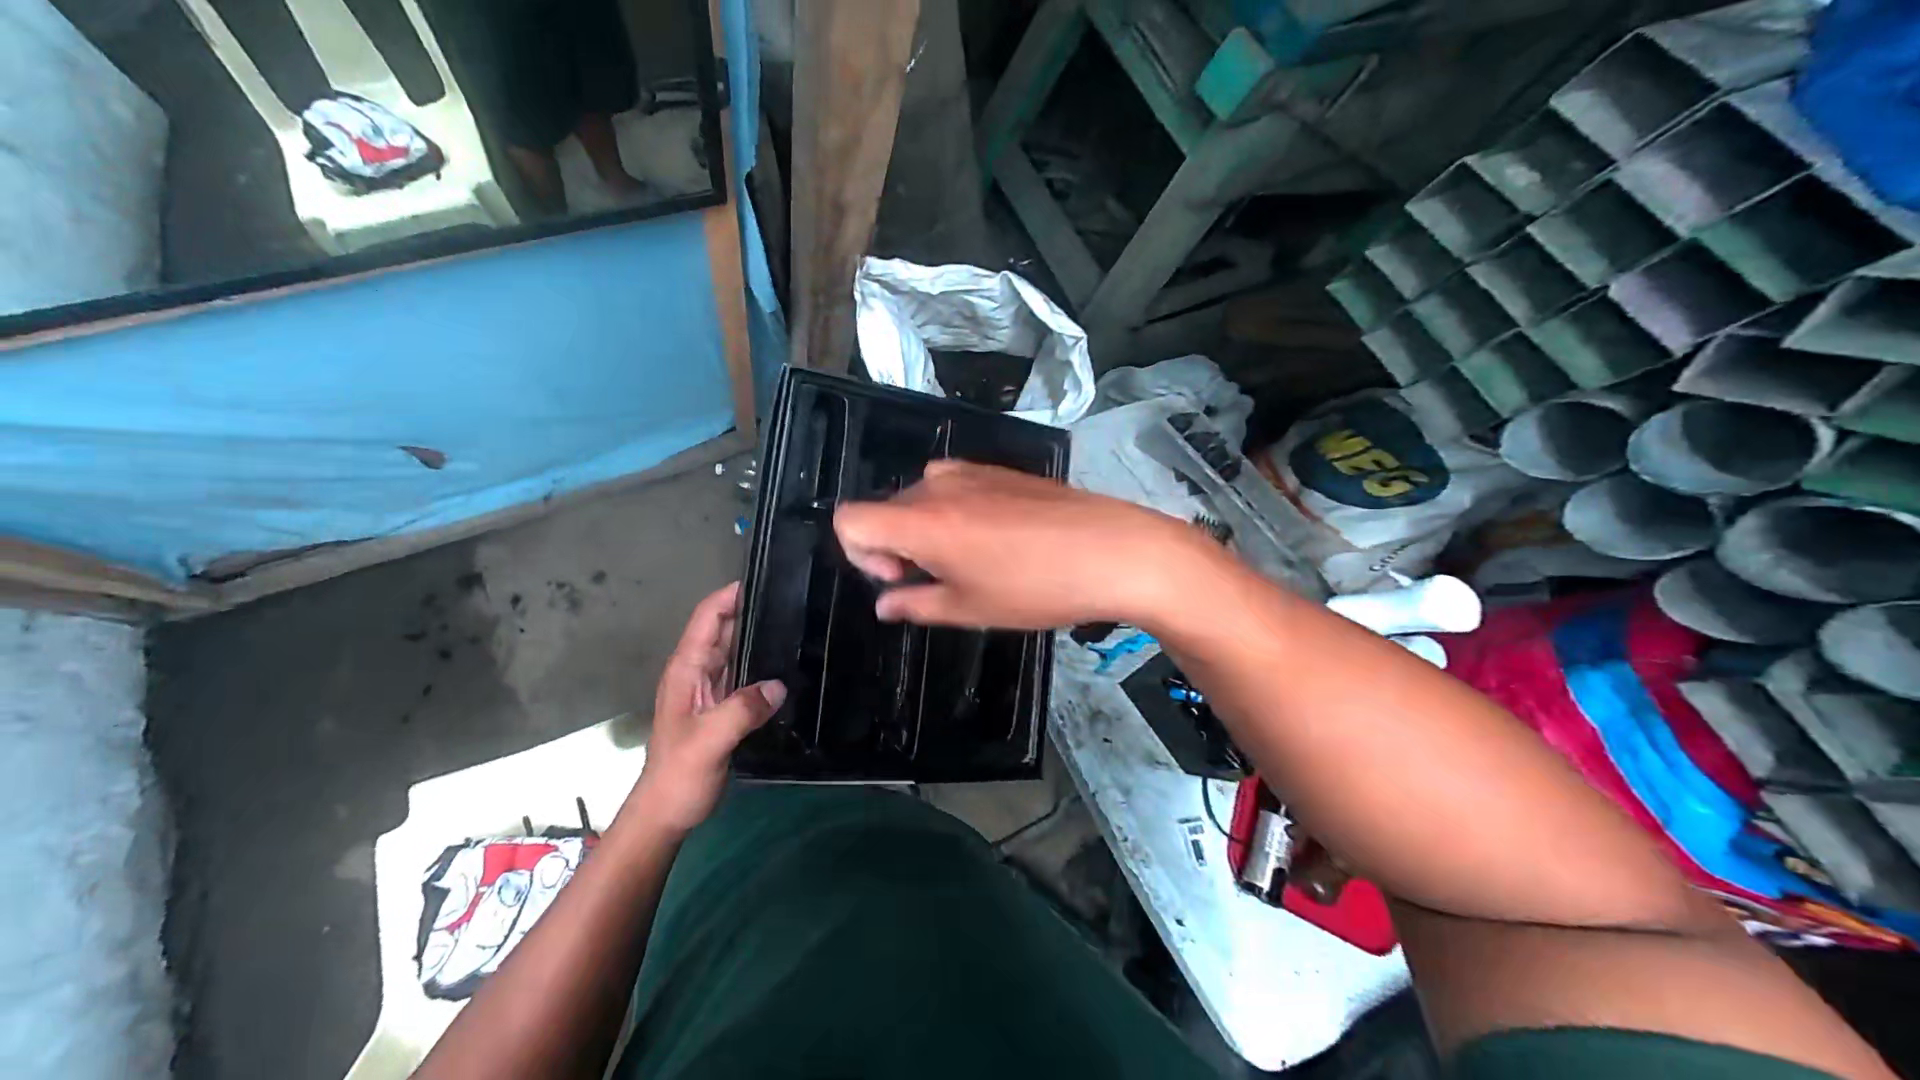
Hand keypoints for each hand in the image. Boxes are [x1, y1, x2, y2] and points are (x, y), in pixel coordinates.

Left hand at [628, 582, 784, 834]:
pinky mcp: (725, 707)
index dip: (731, 595)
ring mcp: (711, 690)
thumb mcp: (708, 741)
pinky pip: (747, 675)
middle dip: (755, 611)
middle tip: (797, 602)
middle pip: (726, 629)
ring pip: (739, 651)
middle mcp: (698, 672)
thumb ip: (741, 710)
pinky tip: (791, 667)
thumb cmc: (679, 775)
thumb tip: (778, 685)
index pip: (708, 618)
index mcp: (687, 670)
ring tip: (801, 626)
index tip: (767, 581)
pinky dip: (765, 666)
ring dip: (763, 638)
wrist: (667, 813)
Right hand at [833, 461, 1210, 629]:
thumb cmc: (1037, 587)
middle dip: (895, 548)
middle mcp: (937, 485)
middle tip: (938, 582)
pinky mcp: (1000, 469)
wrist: (1114, 549)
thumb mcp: (970, 608)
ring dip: (926, 532)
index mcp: (920, 520)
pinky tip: (998, 543)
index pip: (848, 520)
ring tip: (971, 565)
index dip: (859, 555)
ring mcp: (971, 471)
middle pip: (885, 510)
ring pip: (921, 500)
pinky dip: (955, 515)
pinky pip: (955, 489)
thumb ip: (914, 605)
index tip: (899, 578)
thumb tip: (885, 604)